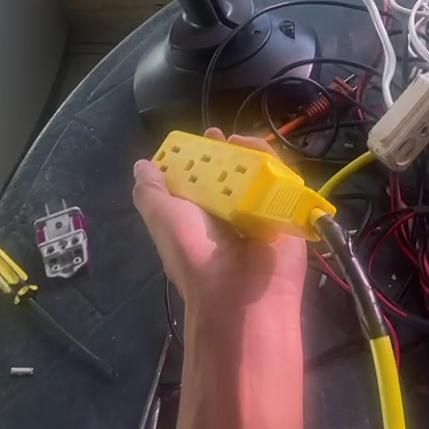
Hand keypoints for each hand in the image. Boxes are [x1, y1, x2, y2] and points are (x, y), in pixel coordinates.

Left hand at [132, 129, 308, 323]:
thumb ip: (151, 192)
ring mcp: (260, 213)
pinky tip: (261, 155)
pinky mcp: (287, 212)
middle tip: (219, 135)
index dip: (196, 159)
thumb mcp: (163, 219)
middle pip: (230, 176)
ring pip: (257, 175)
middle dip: (224, 154)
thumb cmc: (195, 254)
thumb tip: (141, 165)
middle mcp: (230, 215)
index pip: (199, 182)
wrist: (238, 293)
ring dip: (248, 155)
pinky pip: (283, 181)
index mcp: (200, 218)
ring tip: (238, 141)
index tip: (195, 141)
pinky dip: (273, 165)